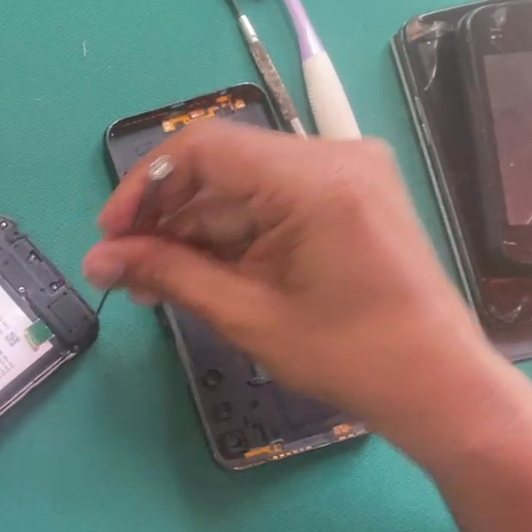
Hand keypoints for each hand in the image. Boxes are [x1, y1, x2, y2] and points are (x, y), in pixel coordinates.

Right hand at [82, 119, 511, 442]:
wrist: (435, 383)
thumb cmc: (346, 355)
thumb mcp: (244, 314)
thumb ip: (166, 274)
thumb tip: (96, 260)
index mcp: (313, 179)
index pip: (202, 148)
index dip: (142, 188)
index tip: (110, 238)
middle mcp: (331, 158)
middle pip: (216, 168)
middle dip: (161, 218)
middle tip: (123, 272)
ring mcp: (341, 176)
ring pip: (234, 190)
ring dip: (187, 234)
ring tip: (152, 285)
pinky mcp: (342, 199)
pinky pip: (263, 204)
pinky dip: (223, 239)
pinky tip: (195, 276)